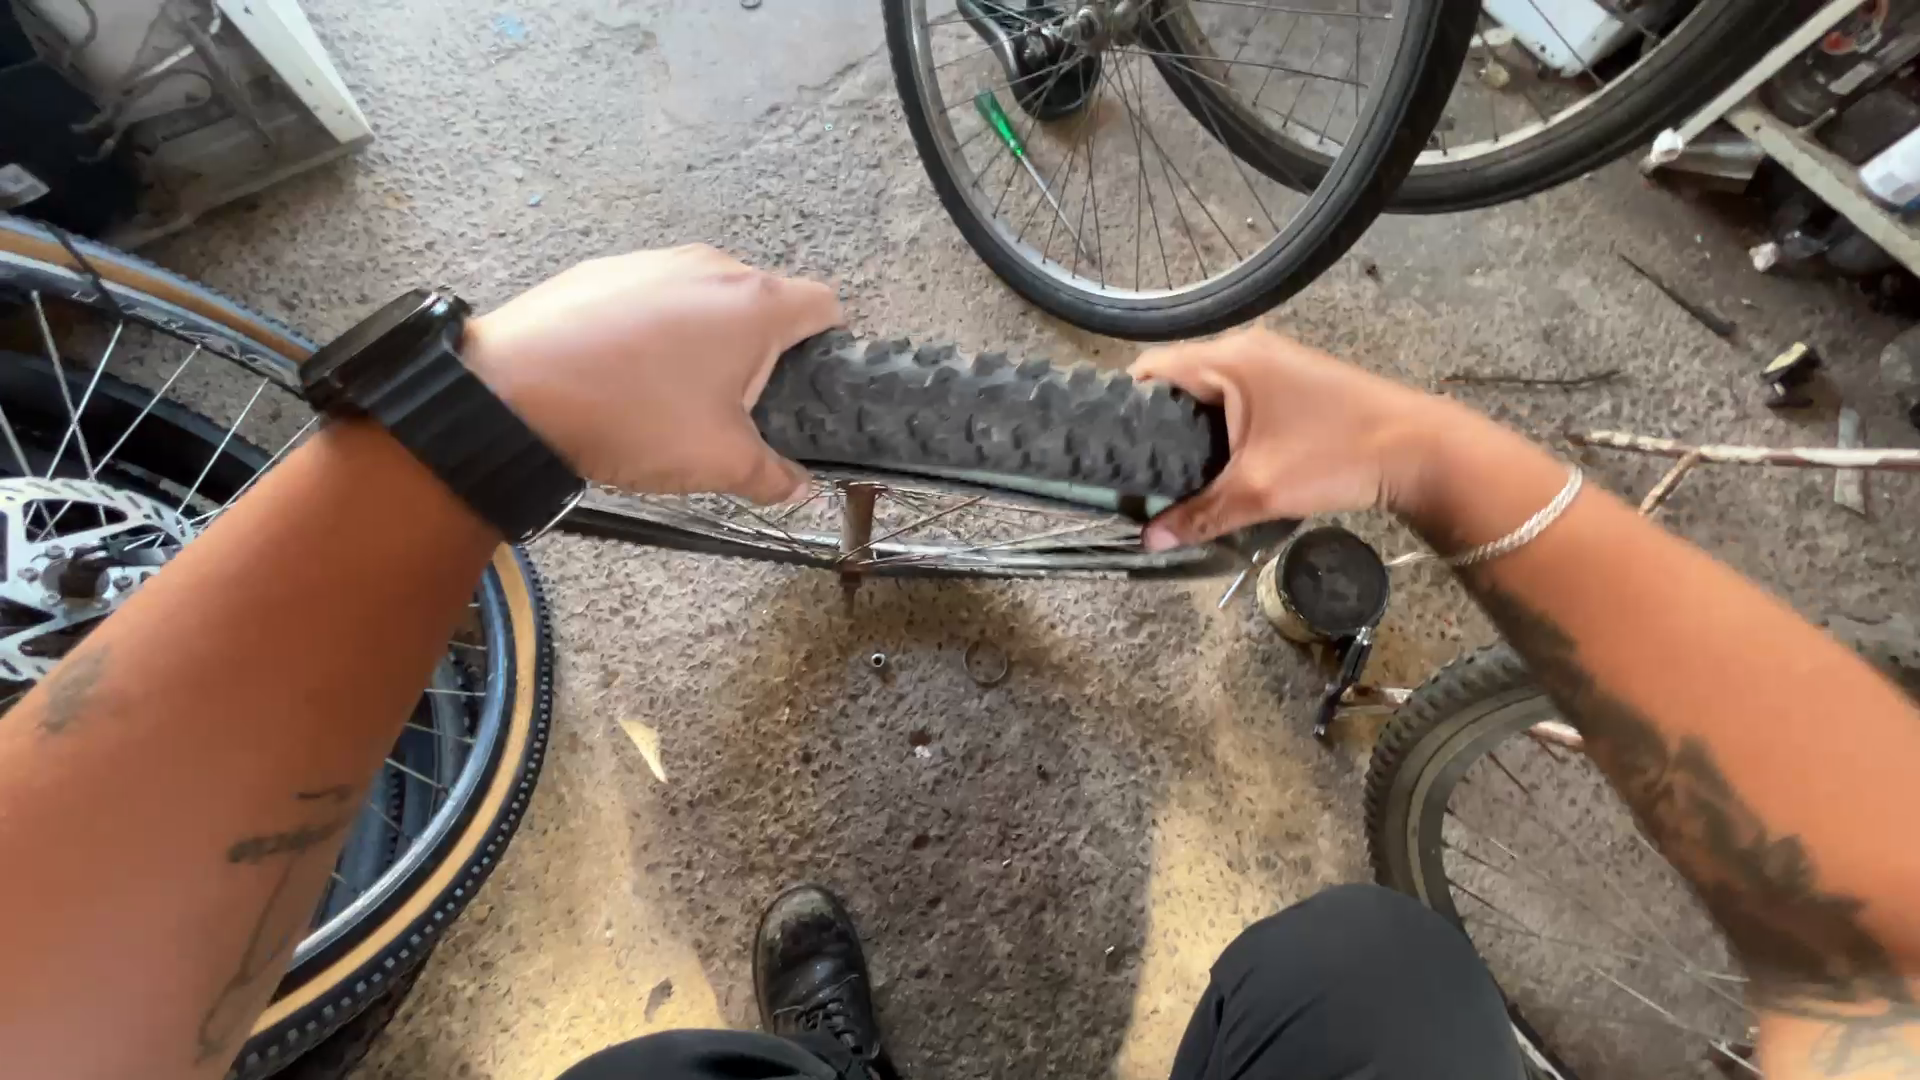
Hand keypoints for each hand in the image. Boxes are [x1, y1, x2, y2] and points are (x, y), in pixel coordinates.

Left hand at [463, 245, 841, 502]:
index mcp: (755, 304)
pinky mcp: (606, 270)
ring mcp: (654, 261)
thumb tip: (799, 488)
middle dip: (766, 351)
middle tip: (741, 404)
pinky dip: (661, 330)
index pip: (825, 305)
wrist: (511, 392)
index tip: (808, 385)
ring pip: (710, 299)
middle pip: (766, 302)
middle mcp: (711, 267)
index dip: (830, 346)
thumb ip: (776, 477)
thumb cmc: (634, 417)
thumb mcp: (722, 463)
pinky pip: (658, 297)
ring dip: (713, 339)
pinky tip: (630, 373)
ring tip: (678, 392)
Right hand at [1128, 328, 1466, 549]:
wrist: (1422, 451)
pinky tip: (1215, 455)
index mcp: (1229, 359)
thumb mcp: (1258, 492)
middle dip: (1155, 419)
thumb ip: (1197, 515)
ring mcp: (1271, 358)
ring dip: (1187, 421)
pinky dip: (1216, 419)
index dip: (1125, 405)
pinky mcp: (1289, 376)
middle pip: (1175, 376)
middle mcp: (1245, 348)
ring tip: (1172, 465)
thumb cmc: (1335, 458)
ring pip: (1205, 385)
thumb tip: (1147, 541)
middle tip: (1140, 465)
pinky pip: (1233, 391)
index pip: (1151, 368)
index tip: (1113, 446)